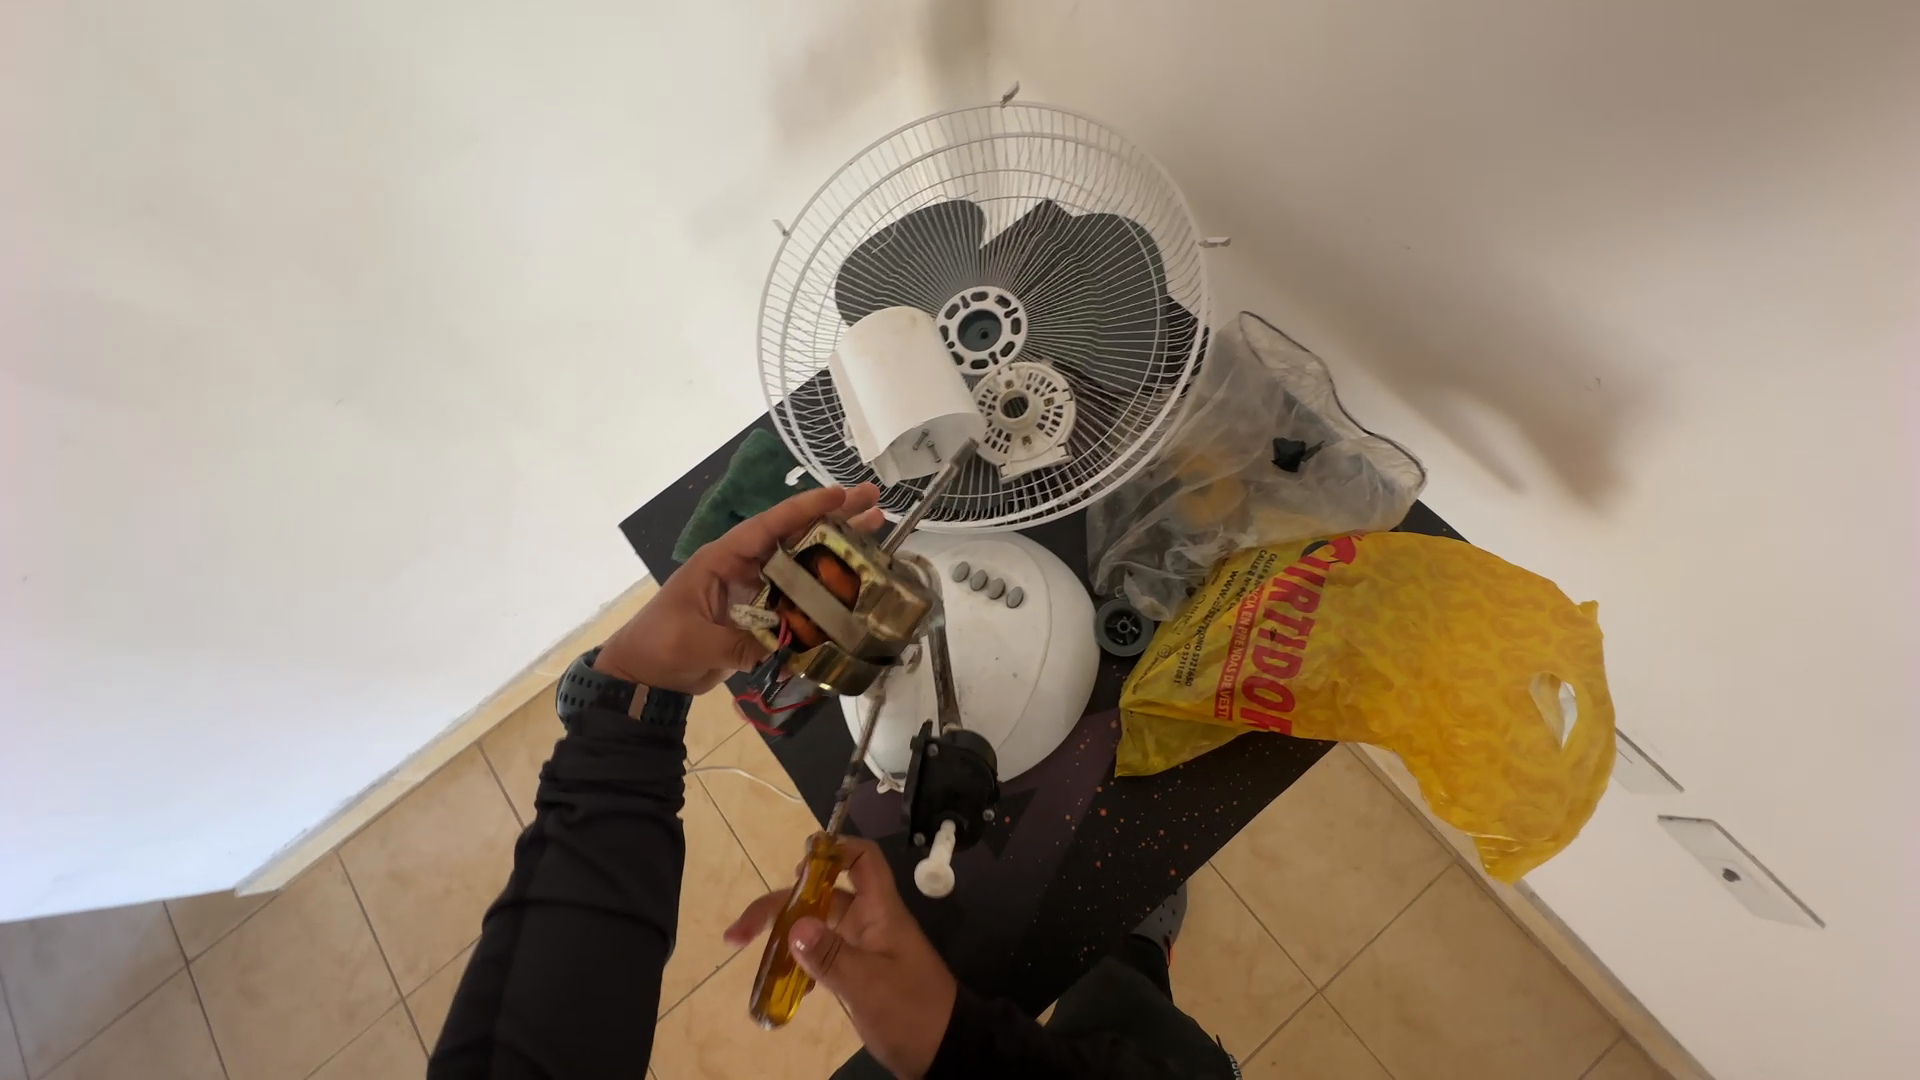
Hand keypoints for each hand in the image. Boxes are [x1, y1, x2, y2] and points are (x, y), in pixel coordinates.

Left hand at [594, 484, 882, 693]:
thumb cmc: (661, 646)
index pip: (769, 526)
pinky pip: (799, 595)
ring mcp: (756, 587)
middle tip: (874, 500)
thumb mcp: (699, 642)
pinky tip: (855, 585)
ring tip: (877, 529)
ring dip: (837, 548)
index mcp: (724, 558)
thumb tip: (790, 643)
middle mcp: (745, 565)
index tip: (841, 495)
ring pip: (803, 561)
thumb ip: (744, 641)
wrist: (645, 676)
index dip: (805, 510)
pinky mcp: (762, 611)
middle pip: (795, 535)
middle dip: (834, 517)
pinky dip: (826, 590)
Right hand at [726, 836, 956, 1078]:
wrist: (945, 1051)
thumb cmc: (912, 1010)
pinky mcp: (857, 970)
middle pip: (822, 893)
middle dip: (781, 902)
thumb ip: (831, 956)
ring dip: (783, 931)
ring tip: (744, 949)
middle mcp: (869, 918)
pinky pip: (821, 952)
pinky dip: (798, 960)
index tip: (797, 864)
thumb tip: (794, 925)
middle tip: (738, 931)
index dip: (833, 849)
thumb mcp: (869, 986)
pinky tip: (778, 983)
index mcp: (880, 909)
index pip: (862, 858)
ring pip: (817, 923)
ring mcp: (862, 944)